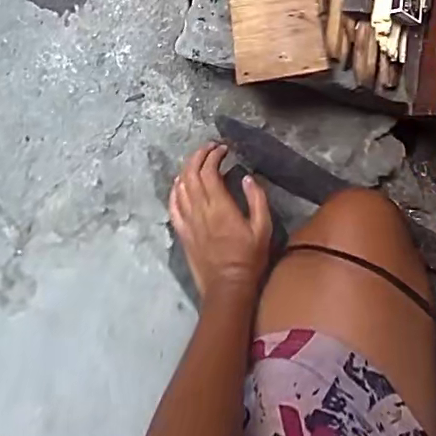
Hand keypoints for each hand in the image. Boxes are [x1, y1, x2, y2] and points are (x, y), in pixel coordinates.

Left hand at [169, 142, 271, 303]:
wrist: (227, 288)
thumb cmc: (249, 258)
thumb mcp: (263, 228)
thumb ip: (257, 199)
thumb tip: (247, 177)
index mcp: (220, 207)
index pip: (209, 171)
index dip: (214, 155)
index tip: (224, 149)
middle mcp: (200, 211)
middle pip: (191, 174)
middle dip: (199, 156)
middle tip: (210, 147)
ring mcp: (188, 222)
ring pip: (180, 188)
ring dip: (187, 169)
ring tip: (197, 160)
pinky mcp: (183, 233)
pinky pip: (173, 207)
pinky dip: (174, 190)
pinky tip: (179, 183)